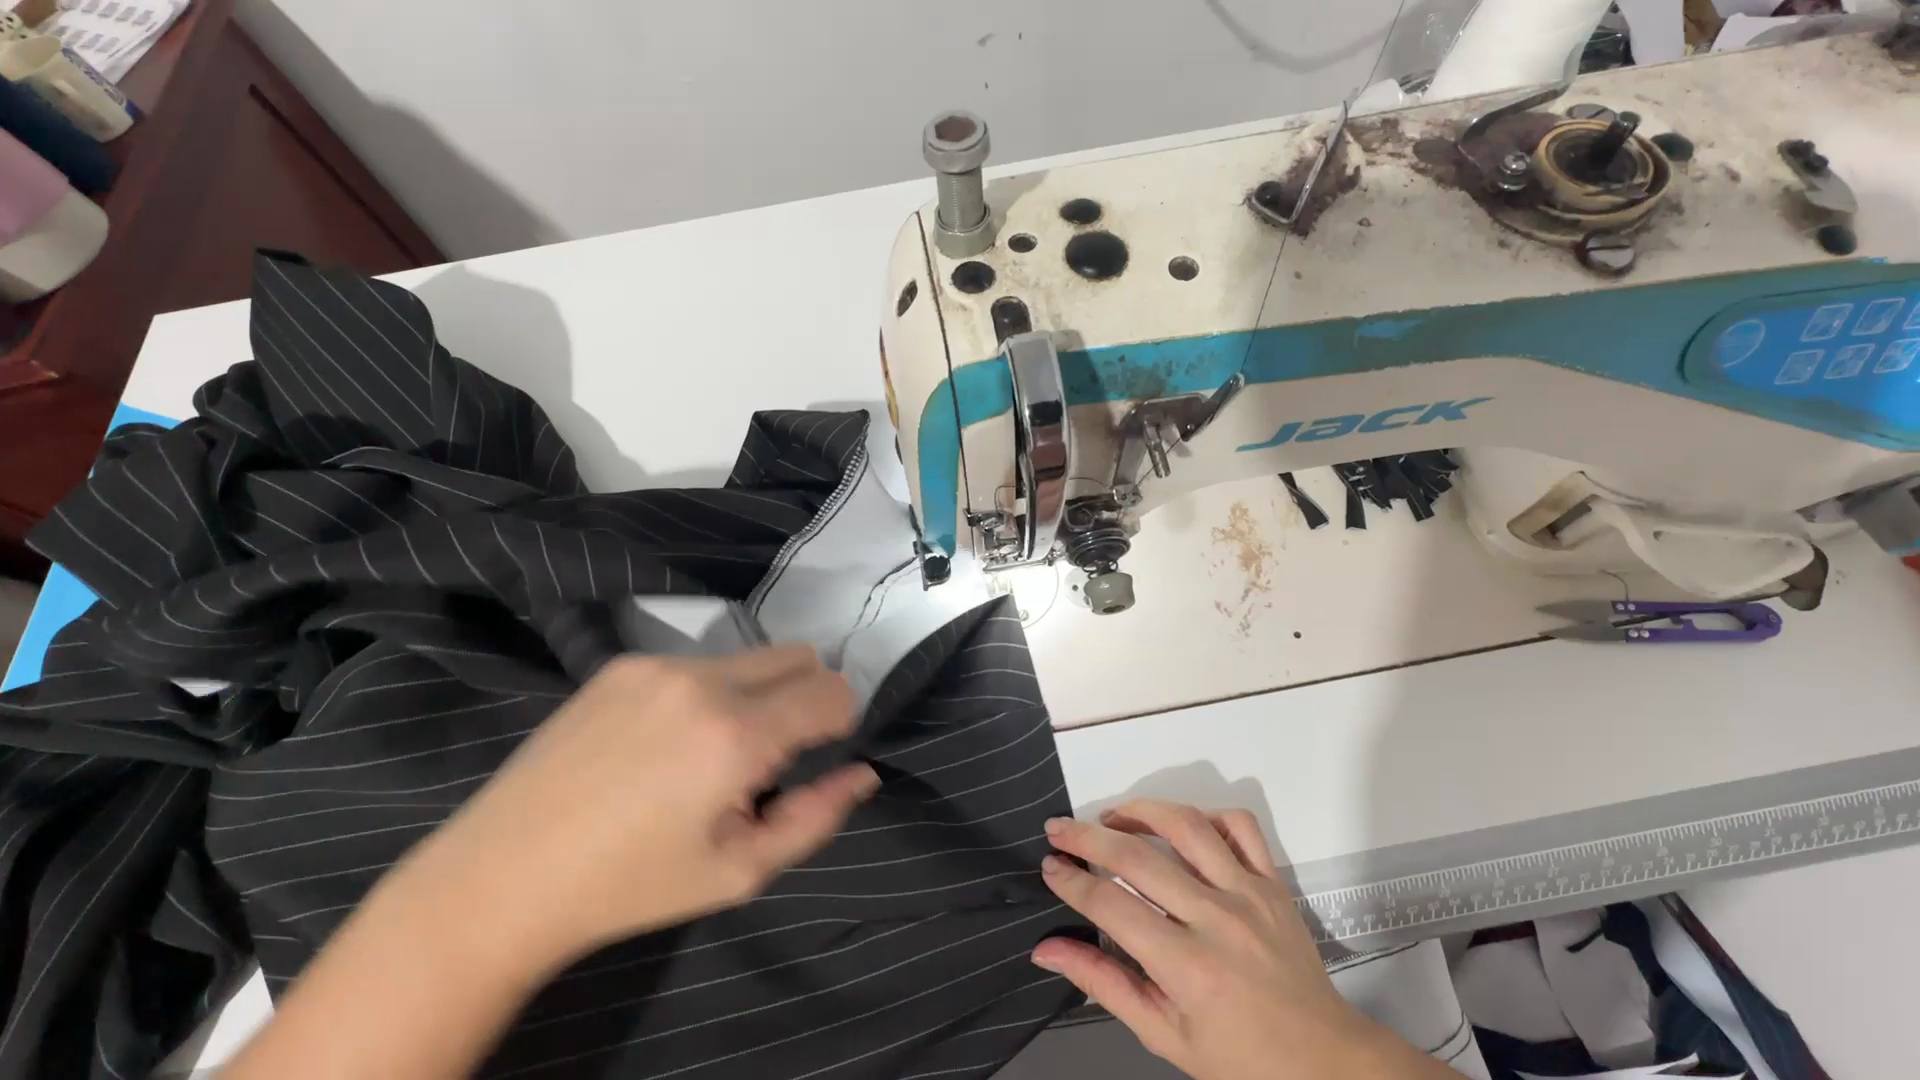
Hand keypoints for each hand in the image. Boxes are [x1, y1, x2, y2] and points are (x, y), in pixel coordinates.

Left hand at [383, 646, 877, 974]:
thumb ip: (815, 817)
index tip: (818, 759)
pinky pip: (697, 663)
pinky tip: (665, 745)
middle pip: (798, 656)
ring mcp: (655, 666)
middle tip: (774, 759)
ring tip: (712, 756)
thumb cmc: (632, 886)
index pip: (832, 691)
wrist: (504, 875)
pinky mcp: (619, 665)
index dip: (843, 723)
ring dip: (757, 695)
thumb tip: (861, 773)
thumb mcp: (740, 871)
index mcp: (736, 734)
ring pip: (748, 657)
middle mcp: (701, 680)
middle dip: (808, 698)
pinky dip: (709, 693)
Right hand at [1031, 801, 1450, 1079]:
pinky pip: (1240, 826)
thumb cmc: (1238, 1057)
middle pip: (1139, 858)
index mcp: (1188, 967)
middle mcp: (1217, 920)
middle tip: (1058, 829)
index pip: (1112, 906)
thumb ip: (1104, 984)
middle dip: (1087, 837)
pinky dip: (1206, 814)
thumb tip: (1046, 949)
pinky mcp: (1274, 883)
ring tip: (1111, 817)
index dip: (1072, 881)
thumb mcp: (1164, 1035)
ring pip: (1187, 826)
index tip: (1049, 865)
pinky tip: (1179, 827)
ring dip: (1141, 811)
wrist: (1324, 1061)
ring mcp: (1250, 894)